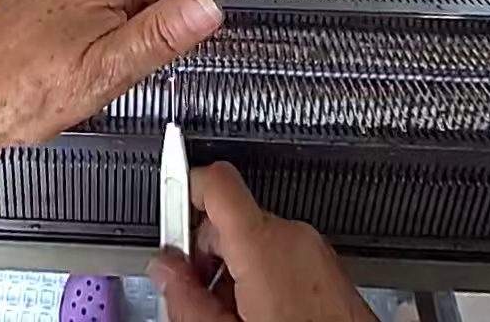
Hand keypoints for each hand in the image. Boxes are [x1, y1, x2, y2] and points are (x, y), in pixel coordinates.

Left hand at [0, 0, 222, 158]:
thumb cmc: (21, 93)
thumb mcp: (105, 73)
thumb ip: (162, 34)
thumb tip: (208, 6)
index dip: (171, 18)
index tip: (151, 49)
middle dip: (149, 6)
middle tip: (123, 54)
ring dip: (123, 1)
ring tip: (95, 49)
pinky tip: (72, 36)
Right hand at [148, 162, 374, 321]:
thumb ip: (188, 301)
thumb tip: (164, 268)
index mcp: (265, 245)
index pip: (218, 181)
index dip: (186, 186)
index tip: (167, 203)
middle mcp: (293, 235)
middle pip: (231, 219)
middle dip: (205, 255)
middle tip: (194, 301)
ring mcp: (313, 248)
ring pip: (254, 240)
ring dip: (232, 273)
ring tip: (230, 320)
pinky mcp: (325, 265)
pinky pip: (280, 255)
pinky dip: (259, 278)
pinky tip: (256, 317)